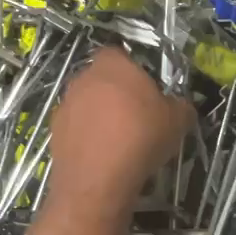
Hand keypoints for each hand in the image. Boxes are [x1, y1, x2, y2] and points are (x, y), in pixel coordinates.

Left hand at [49, 47, 194, 211]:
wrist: (98, 179)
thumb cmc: (141, 136)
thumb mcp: (178, 120)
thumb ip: (180, 106)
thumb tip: (180, 106)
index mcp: (113, 64)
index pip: (120, 54)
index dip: (134, 70)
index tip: (147, 91)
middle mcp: (83, 78)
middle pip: (103, 80)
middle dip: (117, 94)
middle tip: (138, 117)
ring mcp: (65, 105)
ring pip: (88, 105)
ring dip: (101, 117)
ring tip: (121, 141)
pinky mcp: (55, 132)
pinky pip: (77, 129)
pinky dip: (89, 138)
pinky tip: (105, 157)